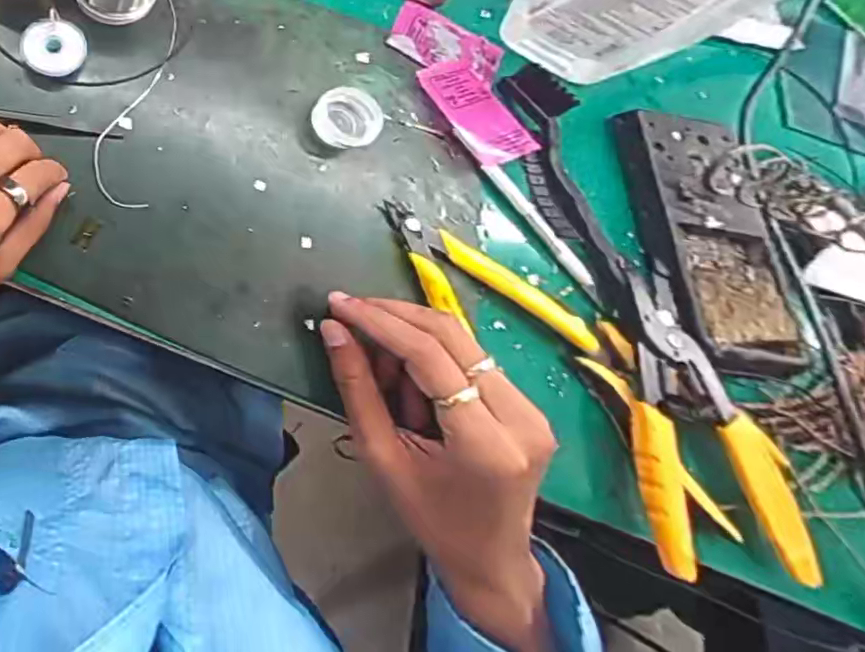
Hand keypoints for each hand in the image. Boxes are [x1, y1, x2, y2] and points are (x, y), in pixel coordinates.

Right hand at [321, 292, 557, 651]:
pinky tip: (403, 376)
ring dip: (407, 335)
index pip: (428, 354)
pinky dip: (426, 352)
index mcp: (486, 441)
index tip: (338, 303)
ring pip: (458, 339)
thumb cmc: (429, 515)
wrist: (490, 560)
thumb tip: (333, 329)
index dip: (378, 320)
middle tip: (347, 312)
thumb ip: (356, 387)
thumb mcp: (379, 453)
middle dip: (391, 314)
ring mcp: (531, 409)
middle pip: (449, 334)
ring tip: (379, 369)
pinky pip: (467, 356)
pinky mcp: (526, 405)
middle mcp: (521, 417)